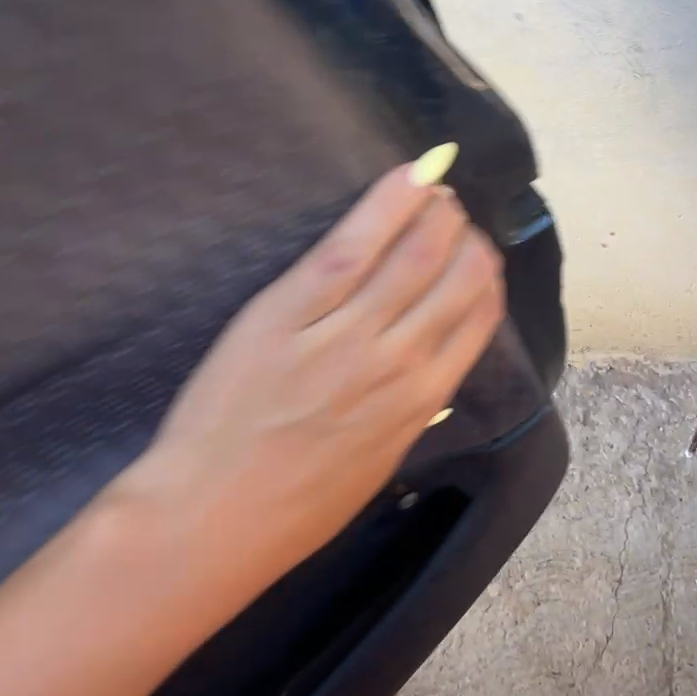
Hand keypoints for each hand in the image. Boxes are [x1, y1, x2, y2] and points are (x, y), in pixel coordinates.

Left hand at [116, 145, 503, 589]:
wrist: (210, 518)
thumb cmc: (298, 504)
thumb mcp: (380, 462)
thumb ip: (414, 406)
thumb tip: (435, 359)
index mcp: (424, 399)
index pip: (480, 315)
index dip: (486, 273)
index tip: (476, 252)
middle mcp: (399, 360)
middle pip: (458, 274)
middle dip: (466, 234)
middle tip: (453, 212)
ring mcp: (346, 333)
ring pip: (415, 253)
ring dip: (437, 212)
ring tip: (436, 190)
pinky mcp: (290, 311)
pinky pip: (352, 246)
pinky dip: (387, 205)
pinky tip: (409, 177)